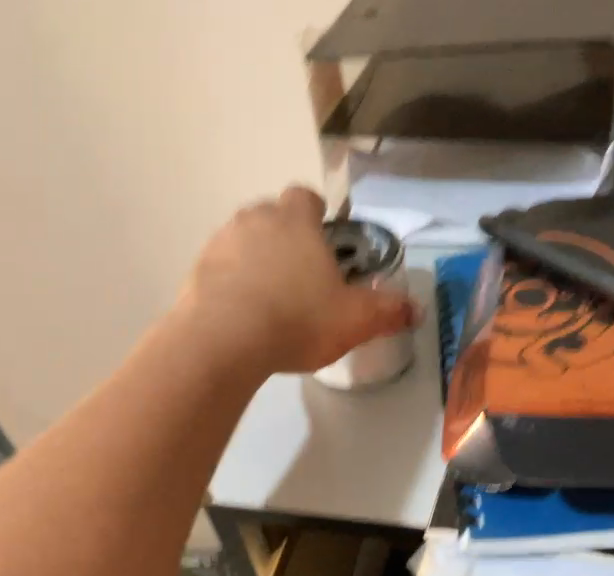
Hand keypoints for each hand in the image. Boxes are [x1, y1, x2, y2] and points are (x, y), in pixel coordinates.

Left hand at [174, 186, 415, 379]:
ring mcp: (220, 243)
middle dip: (287, 239)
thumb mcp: (354, 321)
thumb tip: (417, 309)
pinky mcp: (196, 271)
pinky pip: (222, 270)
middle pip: (273, 216)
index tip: (325, 240)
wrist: (222, 340)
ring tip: (273, 302)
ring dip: (258, 262)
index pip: (306, 197)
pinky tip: (245, 318)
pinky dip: (234, 285)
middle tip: (304, 278)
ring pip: (245, 242)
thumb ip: (387, 312)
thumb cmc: (297, 319)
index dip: (317, 215)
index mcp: (295, 221)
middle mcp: (254, 219)